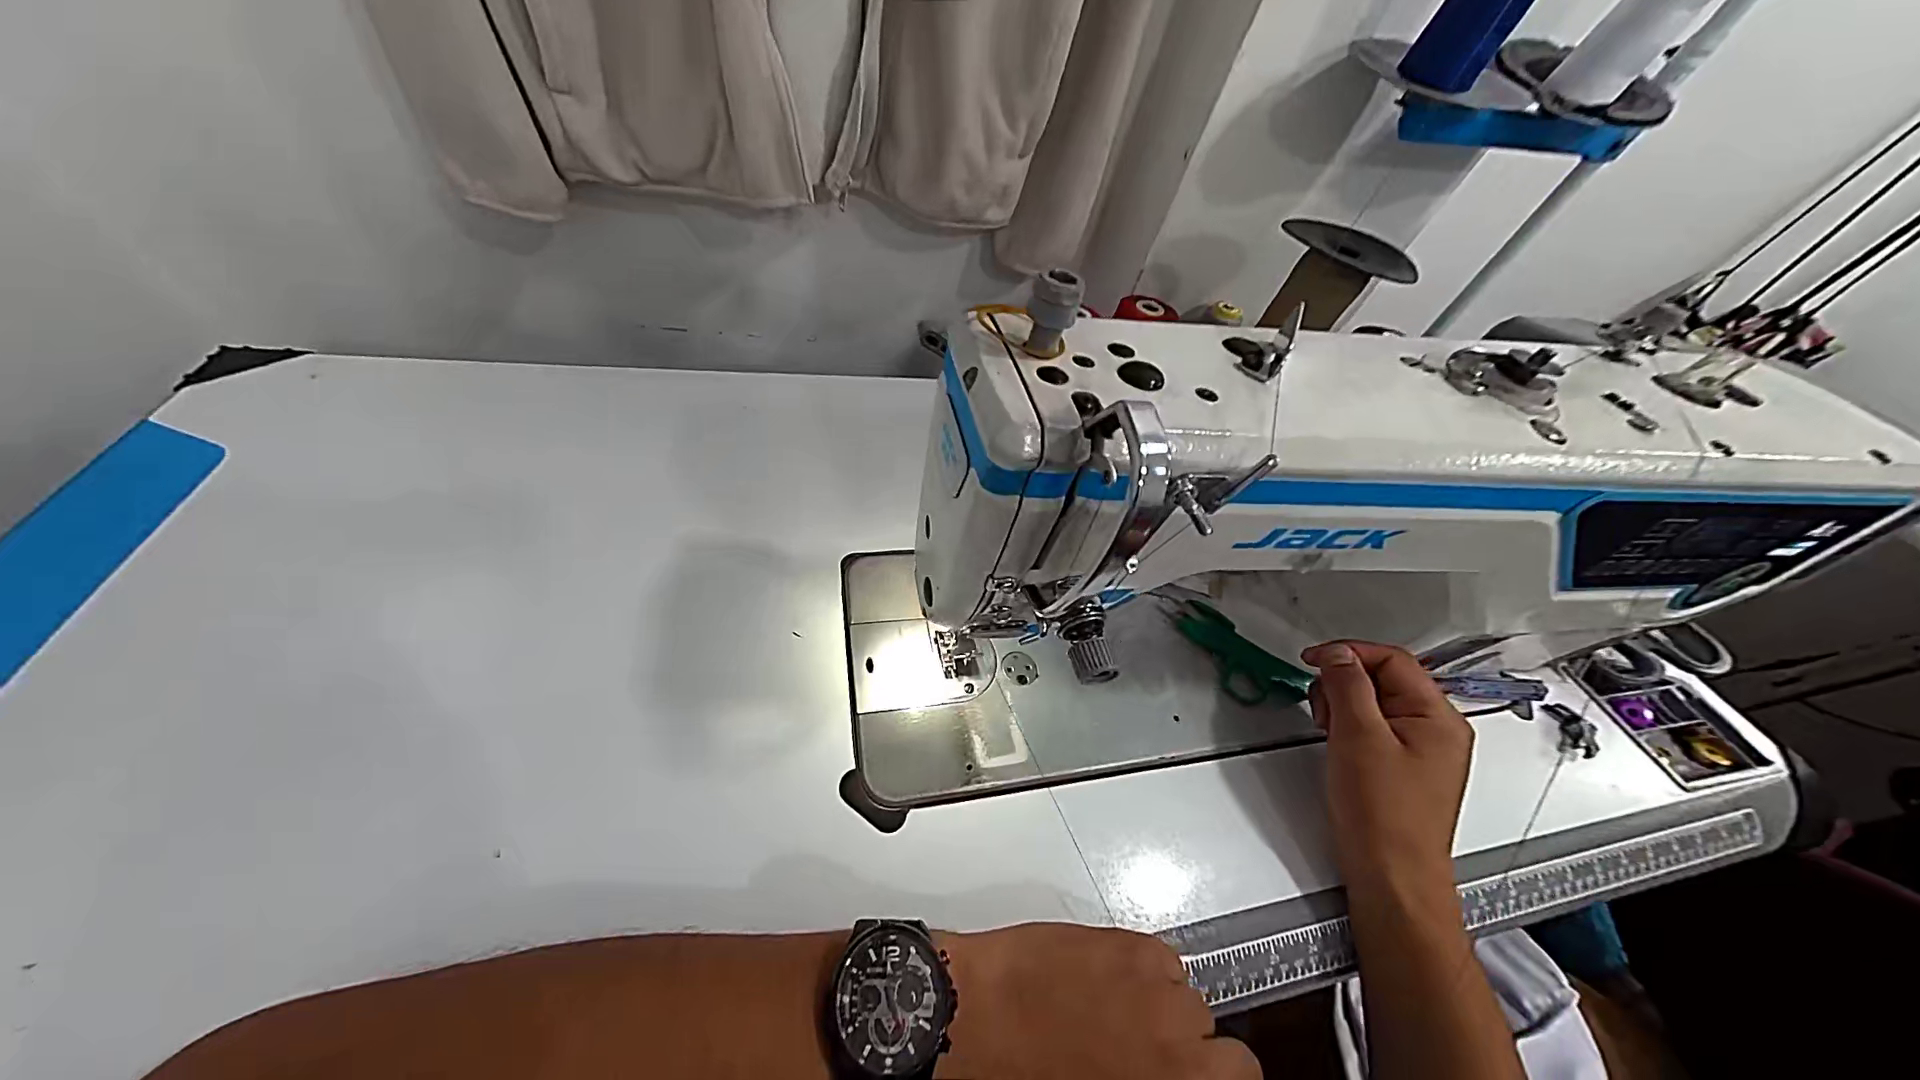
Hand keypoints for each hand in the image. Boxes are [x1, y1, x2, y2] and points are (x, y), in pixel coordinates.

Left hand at [932, 923, 1257, 1079]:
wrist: (974, 1017)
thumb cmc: (1020, 1070)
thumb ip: (1149, 1079)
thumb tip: (1162, 1068)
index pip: (1241, 1076)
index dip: (1216, 1076)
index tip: (1196, 1072)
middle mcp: (1175, 1040)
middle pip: (1216, 1038)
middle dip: (1186, 1044)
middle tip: (1148, 1046)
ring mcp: (1152, 988)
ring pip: (1188, 992)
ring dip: (1162, 1000)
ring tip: (1119, 1007)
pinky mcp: (1127, 945)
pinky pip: (1162, 957)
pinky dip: (1143, 967)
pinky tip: (1107, 978)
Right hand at [1301, 641, 1472, 898]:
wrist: (1389, 874)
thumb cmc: (1383, 815)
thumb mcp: (1357, 736)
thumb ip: (1347, 685)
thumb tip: (1338, 654)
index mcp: (1438, 717)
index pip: (1392, 660)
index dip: (1348, 653)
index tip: (1313, 659)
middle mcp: (1436, 730)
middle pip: (1383, 678)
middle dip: (1343, 683)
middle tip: (1321, 704)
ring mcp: (1419, 749)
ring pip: (1374, 702)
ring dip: (1342, 705)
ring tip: (1328, 730)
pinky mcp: (1399, 765)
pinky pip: (1371, 726)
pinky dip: (1346, 725)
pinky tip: (1335, 744)